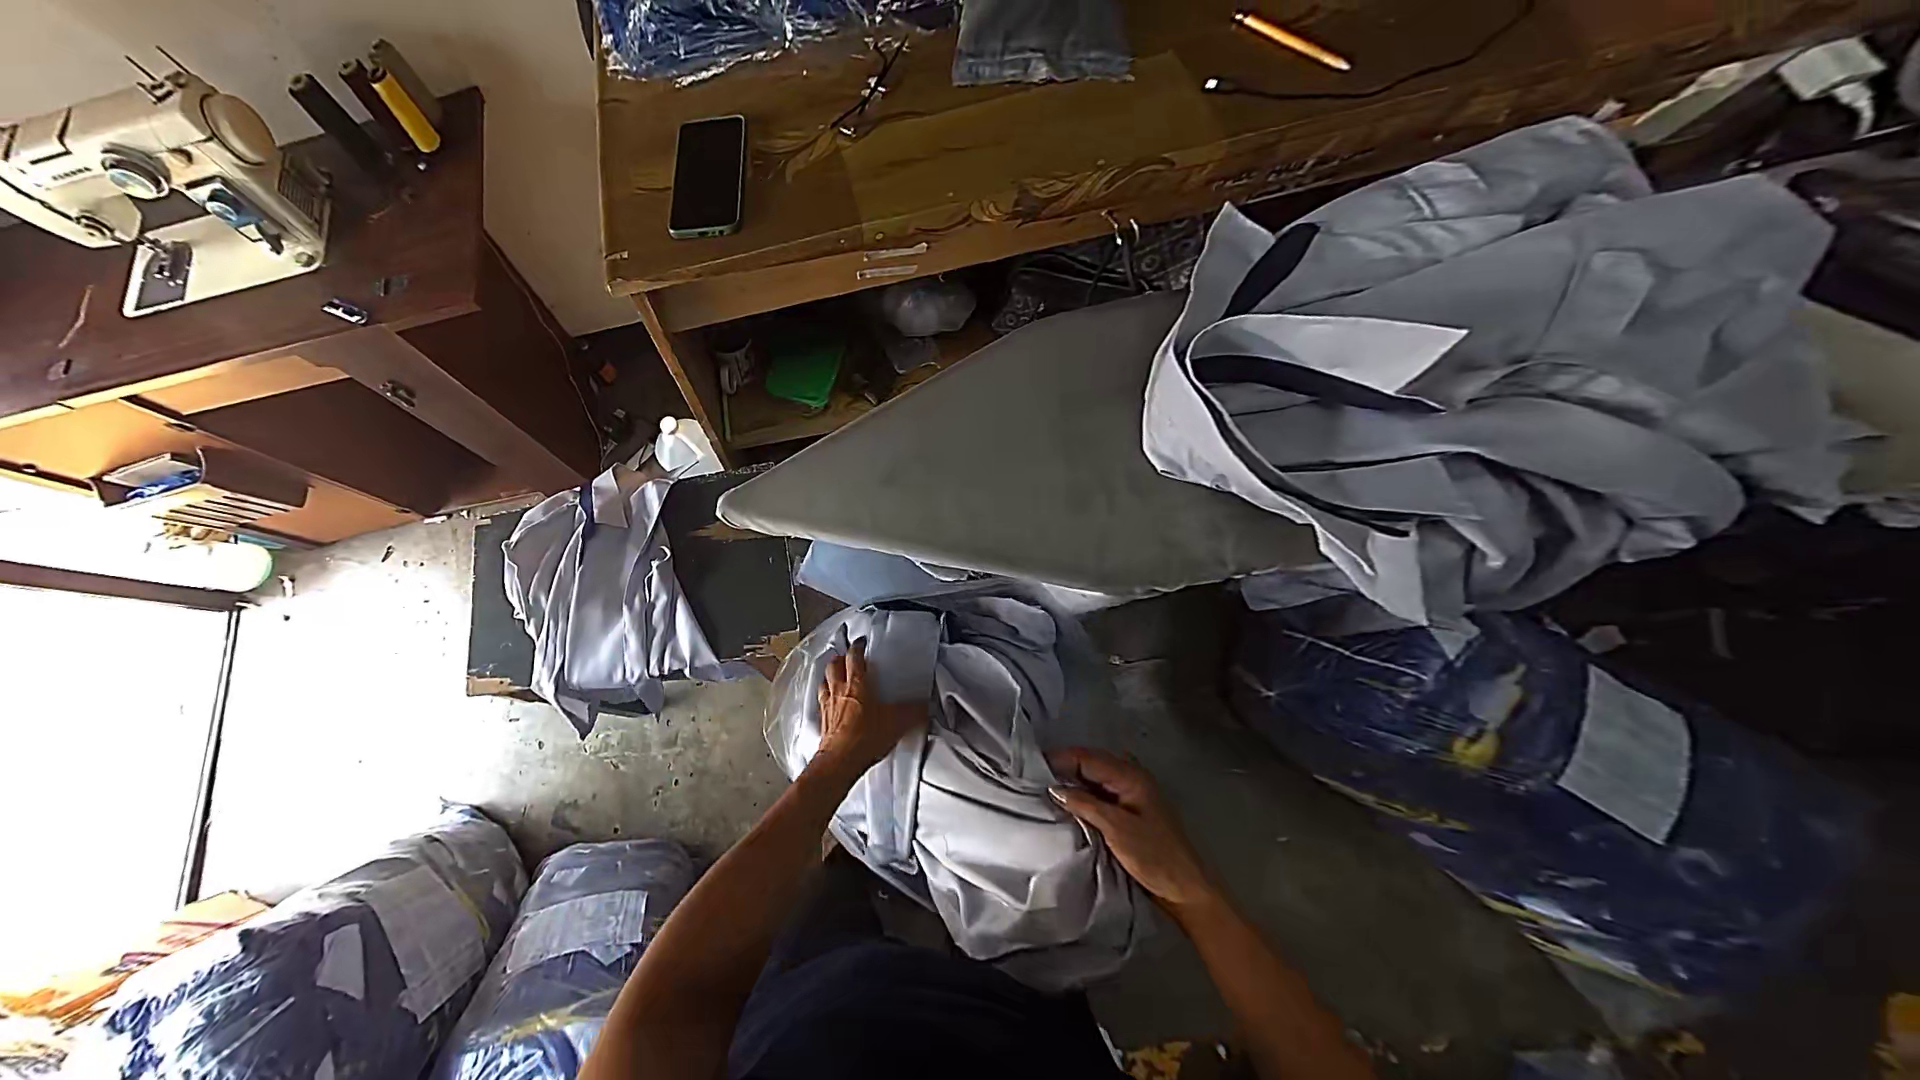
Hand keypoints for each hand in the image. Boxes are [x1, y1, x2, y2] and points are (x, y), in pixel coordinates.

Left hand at [812, 641, 924, 775]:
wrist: (841, 760)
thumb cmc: (864, 738)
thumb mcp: (897, 722)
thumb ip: (913, 712)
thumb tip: (924, 708)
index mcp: (857, 684)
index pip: (854, 656)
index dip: (857, 646)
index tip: (861, 643)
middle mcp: (839, 690)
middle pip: (834, 664)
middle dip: (840, 657)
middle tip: (847, 656)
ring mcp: (828, 704)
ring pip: (824, 680)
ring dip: (830, 675)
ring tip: (836, 674)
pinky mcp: (822, 720)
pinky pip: (820, 700)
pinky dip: (824, 696)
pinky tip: (829, 701)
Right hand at [1047, 747, 1219, 911]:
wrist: (1185, 889)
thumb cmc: (1154, 856)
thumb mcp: (1117, 829)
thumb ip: (1085, 804)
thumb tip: (1054, 788)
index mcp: (1130, 776)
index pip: (1088, 757)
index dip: (1060, 758)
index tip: (1030, 765)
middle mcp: (1130, 778)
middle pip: (1090, 763)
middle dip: (1062, 766)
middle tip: (1031, 774)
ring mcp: (1129, 794)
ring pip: (1093, 777)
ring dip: (1070, 779)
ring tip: (1041, 786)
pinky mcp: (1127, 810)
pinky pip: (1098, 792)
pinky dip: (1080, 793)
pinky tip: (1065, 801)